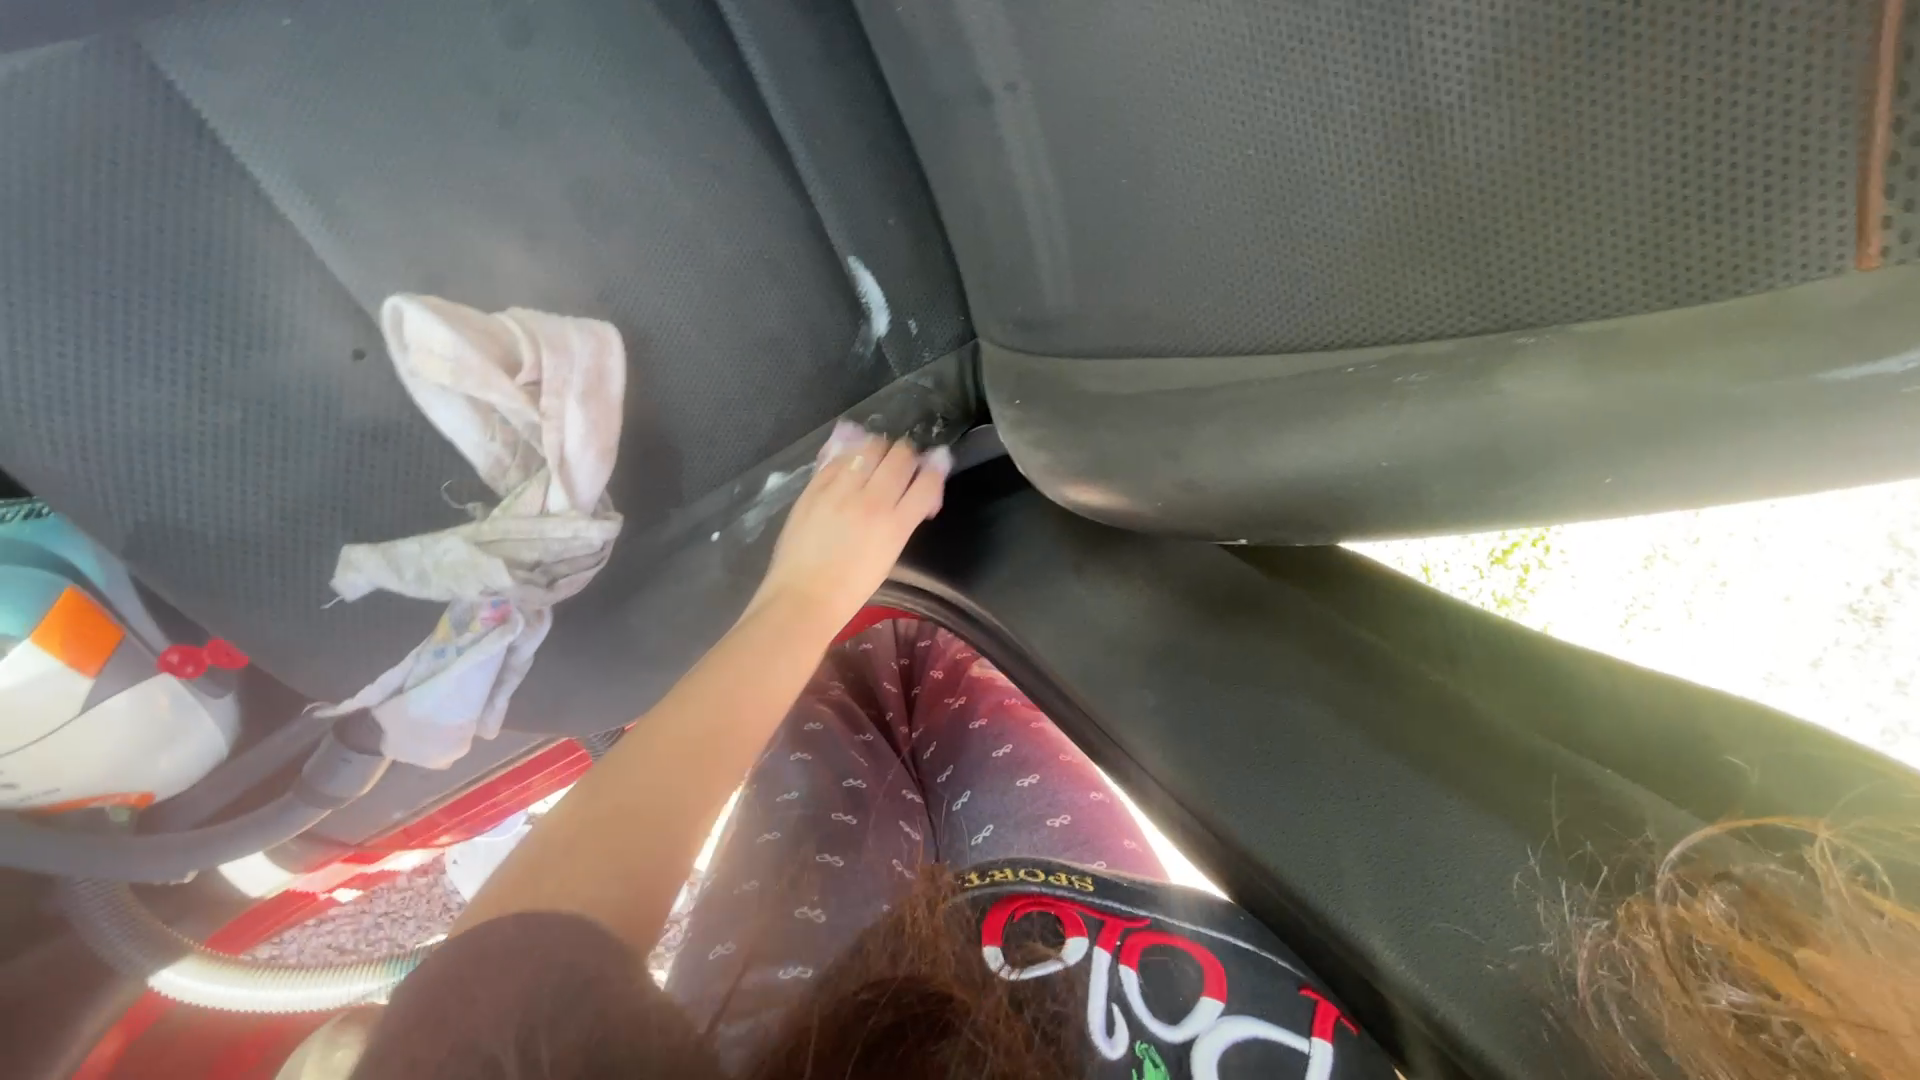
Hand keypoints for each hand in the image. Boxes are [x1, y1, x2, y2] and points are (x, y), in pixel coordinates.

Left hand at [749, 421, 950, 630]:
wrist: (804, 596)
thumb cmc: (851, 587)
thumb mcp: (890, 553)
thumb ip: (904, 518)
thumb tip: (912, 493)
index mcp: (896, 525)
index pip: (928, 481)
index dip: (936, 468)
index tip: (936, 465)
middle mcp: (871, 500)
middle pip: (902, 455)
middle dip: (908, 457)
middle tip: (903, 466)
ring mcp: (840, 490)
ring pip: (871, 446)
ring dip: (880, 450)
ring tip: (875, 461)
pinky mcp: (815, 486)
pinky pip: (840, 456)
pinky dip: (851, 456)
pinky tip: (849, 467)